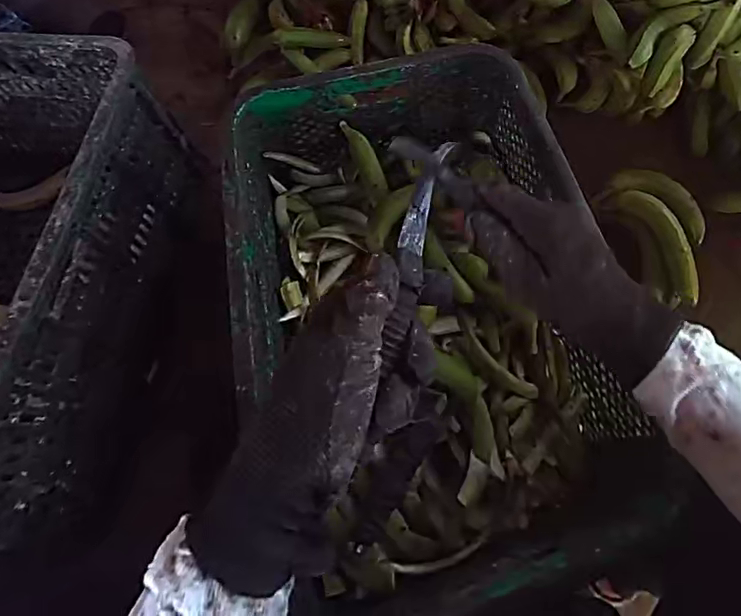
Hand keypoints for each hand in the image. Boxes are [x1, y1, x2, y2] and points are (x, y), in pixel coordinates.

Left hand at [186, 255, 397, 596]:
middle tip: (410, 367)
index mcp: (342, 312)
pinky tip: (381, 428)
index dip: (416, 279)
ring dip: (404, 388)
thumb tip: (384, 254)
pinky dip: (397, 410)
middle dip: (414, 348)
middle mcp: (353, 335)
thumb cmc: (321, 409)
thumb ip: (369, 303)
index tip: (447, 292)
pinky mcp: (368, 403)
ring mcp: (361, 371)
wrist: (292, 486)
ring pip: (409, 361)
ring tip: (384, 412)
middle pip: (406, 321)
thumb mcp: (347, 349)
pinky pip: (401, 394)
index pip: (385, 278)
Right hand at [468, 182, 681, 388]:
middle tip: (471, 236)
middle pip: (515, 201)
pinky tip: (521, 255)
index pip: (501, 193)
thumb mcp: (529, 284)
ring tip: (493, 249)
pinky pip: (542, 221)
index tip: (456, 204)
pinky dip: (527, 231)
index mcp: (545, 219)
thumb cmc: (575, 307)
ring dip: (510, 224)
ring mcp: (572, 216)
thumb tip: (475, 218)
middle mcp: (558, 208)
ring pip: (528, 212)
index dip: (476, 195)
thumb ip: (501, 248)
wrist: (625, 321)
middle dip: (492, 213)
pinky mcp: (578, 228)